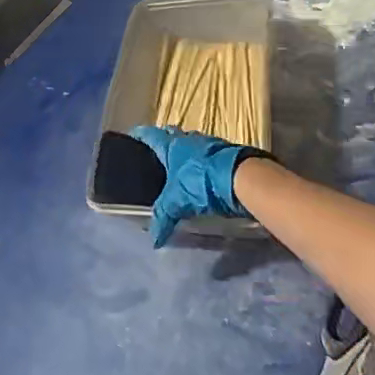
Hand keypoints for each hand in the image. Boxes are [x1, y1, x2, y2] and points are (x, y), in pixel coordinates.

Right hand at [127, 126, 265, 246]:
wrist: (241, 177)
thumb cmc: (201, 183)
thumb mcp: (177, 203)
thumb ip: (163, 219)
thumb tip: (154, 240)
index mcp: (172, 146)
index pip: (151, 136)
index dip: (141, 135)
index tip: (133, 135)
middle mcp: (189, 140)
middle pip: (172, 134)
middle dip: (164, 139)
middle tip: (155, 151)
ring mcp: (209, 143)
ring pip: (191, 143)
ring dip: (185, 150)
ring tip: (178, 163)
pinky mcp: (225, 151)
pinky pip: (207, 152)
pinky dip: (201, 159)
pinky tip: (201, 171)